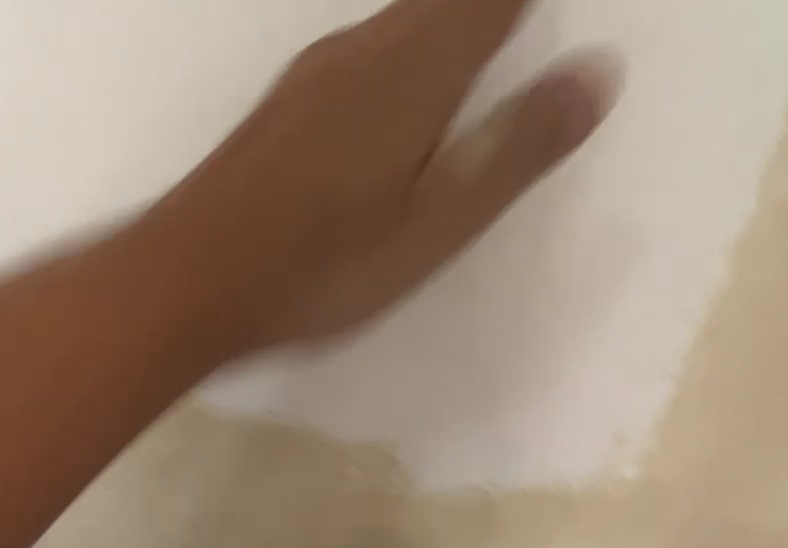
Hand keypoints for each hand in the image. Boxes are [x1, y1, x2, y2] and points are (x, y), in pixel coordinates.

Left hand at [150, 0, 618, 350]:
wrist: (191, 281)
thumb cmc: (322, 265)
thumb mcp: (436, 223)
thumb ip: (515, 149)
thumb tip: (596, 72)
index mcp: (417, 68)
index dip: (520, 2)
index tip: (535, 18)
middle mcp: (360, 54)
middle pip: (440, 4)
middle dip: (483, 13)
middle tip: (511, 27)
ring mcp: (306, 82)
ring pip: (390, 32)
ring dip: (436, 32)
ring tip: (470, 46)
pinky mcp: (272, 119)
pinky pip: (350, 68)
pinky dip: (388, 69)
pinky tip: (384, 108)